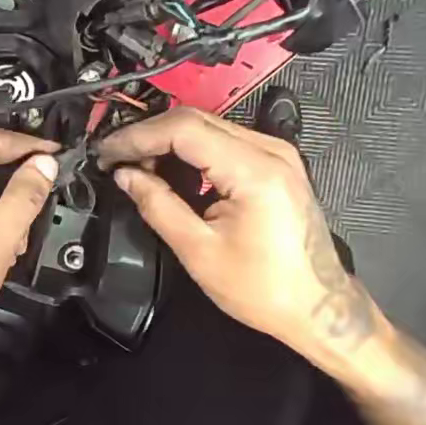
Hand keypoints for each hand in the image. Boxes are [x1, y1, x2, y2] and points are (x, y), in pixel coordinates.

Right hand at [98, 108, 377, 363]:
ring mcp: (277, 153)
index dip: (137, 136)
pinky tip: (171, 168)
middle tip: (116, 157)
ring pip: (209, 125)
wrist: (318, 305)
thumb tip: (126, 176)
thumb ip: (158, 206)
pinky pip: (225, 141)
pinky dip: (192, 149)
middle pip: (195, 118)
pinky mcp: (276, 163)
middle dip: (148, 134)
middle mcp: (271, 151)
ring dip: (169, 140)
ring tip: (137, 165)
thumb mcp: (200, 252)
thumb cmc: (266, 289)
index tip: (107, 152)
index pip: (183, 128)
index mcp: (254, 170)